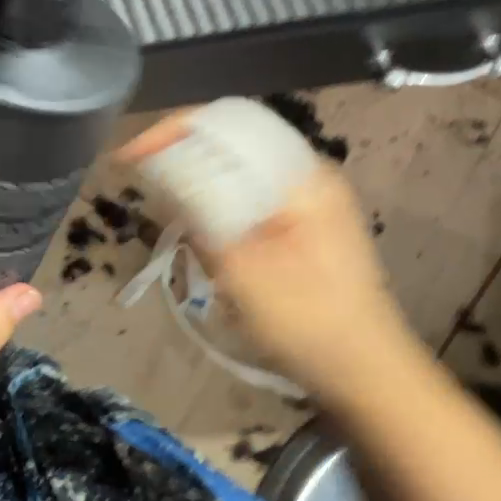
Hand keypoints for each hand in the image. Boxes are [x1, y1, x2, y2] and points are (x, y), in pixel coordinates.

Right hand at [118, 114, 421, 403]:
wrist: (369, 377)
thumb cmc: (308, 322)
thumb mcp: (242, 266)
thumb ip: (199, 211)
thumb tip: (155, 170)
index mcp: (301, 176)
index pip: (225, 124)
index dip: (171, 131)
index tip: (131, 156)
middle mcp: (306, 175)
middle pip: (226, 141)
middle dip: (176, 153)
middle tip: (135, 175)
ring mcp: (305, 199)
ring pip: (232, 168)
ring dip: (191, 178)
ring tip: (158, 200)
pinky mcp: (300, 223)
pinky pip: (243, 192)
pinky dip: (210, 200)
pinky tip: (193, 227)